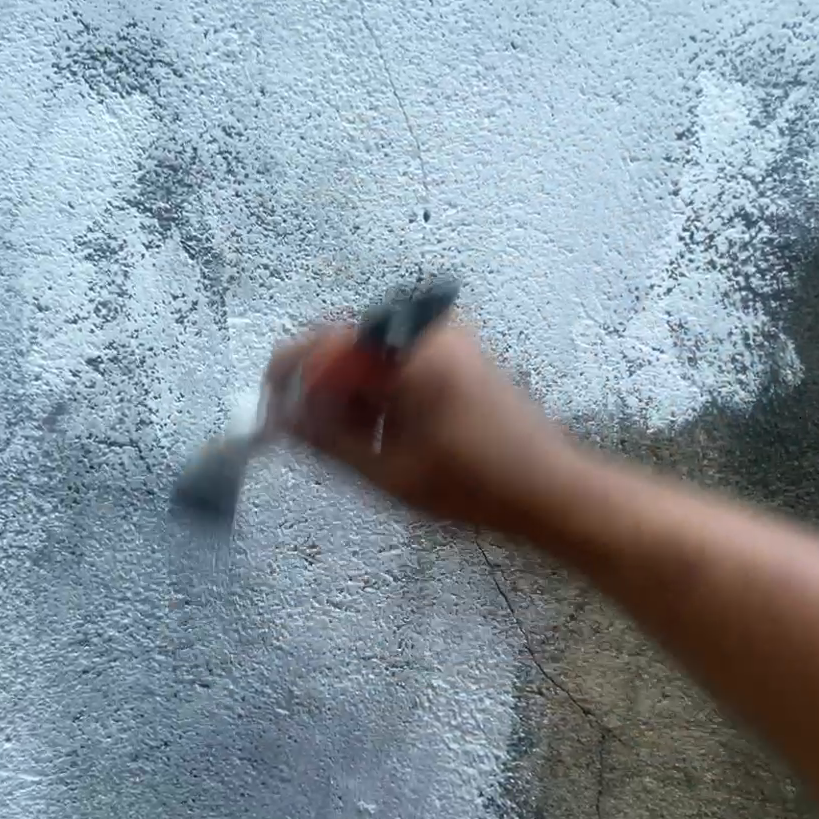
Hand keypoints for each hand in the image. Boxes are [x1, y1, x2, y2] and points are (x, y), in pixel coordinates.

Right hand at [264, 320, 585, 536]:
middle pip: (342, 346)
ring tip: (353, 445)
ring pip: (365, 356)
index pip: (322, 343)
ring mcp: (444, 336)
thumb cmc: (474, 486)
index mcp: (411, 352)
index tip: (268, 412)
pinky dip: (375, 394)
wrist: (550, 490)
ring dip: (347, 396)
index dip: (285, 377)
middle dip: (318, 391)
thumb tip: (277, 420)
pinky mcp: (453, 351)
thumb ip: (324, 440)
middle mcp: (427, 329)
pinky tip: (382, 434)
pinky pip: (393, 361)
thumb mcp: (385, 472)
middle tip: (308, 437)